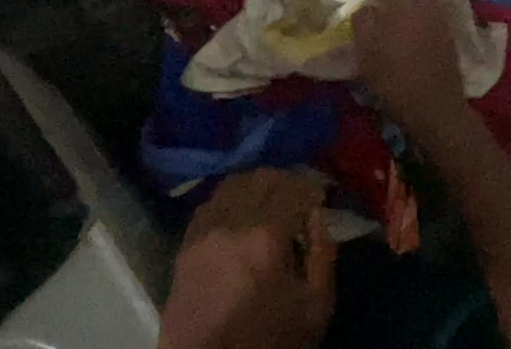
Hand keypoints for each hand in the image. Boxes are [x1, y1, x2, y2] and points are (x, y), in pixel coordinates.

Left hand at [159, 169, 336, 348]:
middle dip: (285, 181)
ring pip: (233, 183)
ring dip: (256, 185)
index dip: (311, 187)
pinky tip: (240, 216)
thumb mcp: (314, 308)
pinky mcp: (186, 242)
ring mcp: (205, 228)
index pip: (293, 187)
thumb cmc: (267, 342)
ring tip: (270, 203)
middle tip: (299, 198)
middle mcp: (232, 220)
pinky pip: (211, 202)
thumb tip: (319, 217)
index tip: (320, 196)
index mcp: (266, 236)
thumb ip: (323, 256)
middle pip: (262, 177)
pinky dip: (230, 199)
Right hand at [353, 0, 469, 134]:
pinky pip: (432, 12)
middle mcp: (426, 1)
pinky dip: (420, 14)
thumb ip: (362, 19)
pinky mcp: (448, 33)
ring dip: (409, 0)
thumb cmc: (393, 76)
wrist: (433, 107)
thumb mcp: (365, 49)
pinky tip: (409, 30)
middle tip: (381, 0)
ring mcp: (440, 17)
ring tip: (394, 16)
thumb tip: (367, 3)